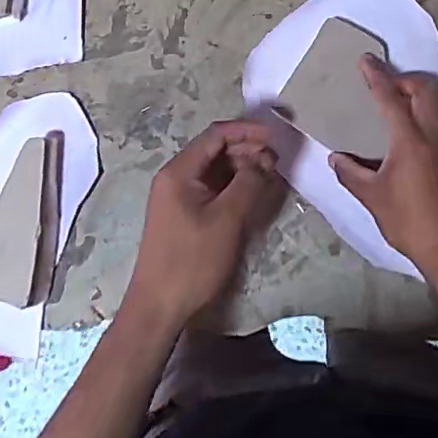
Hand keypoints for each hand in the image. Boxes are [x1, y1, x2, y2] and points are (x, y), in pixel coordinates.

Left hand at [126, 119, 284, 326]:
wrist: (160, 306)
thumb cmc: (192, 260)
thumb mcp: (227, 218)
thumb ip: (248, 182)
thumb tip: (263, 160)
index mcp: (179, 172)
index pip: (216, 135)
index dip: (247, 131)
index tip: (275, 136)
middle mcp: (177, 177)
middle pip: (216, 149)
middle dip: (248, 148)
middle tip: (277, 159)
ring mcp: (181, 195)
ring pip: (217, 168)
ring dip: (244, 166)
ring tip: (271, 173)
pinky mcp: (188, 212)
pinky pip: (215, 187)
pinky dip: (236, 183)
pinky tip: (255, 189)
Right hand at [329, 55, 437, 282]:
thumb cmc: (408, 221)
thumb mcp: (373, 198)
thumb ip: (352, 173)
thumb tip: (335, 157)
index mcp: (410, 139)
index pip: (390, 98)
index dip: (376, 76)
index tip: (366, 59)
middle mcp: (433, 134)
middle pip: (423, 89)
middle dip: (403, 78)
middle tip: (383, 83)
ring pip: (435, 105)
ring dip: (416, 96)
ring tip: (395, 105)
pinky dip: (424, 115)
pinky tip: (410, 136)